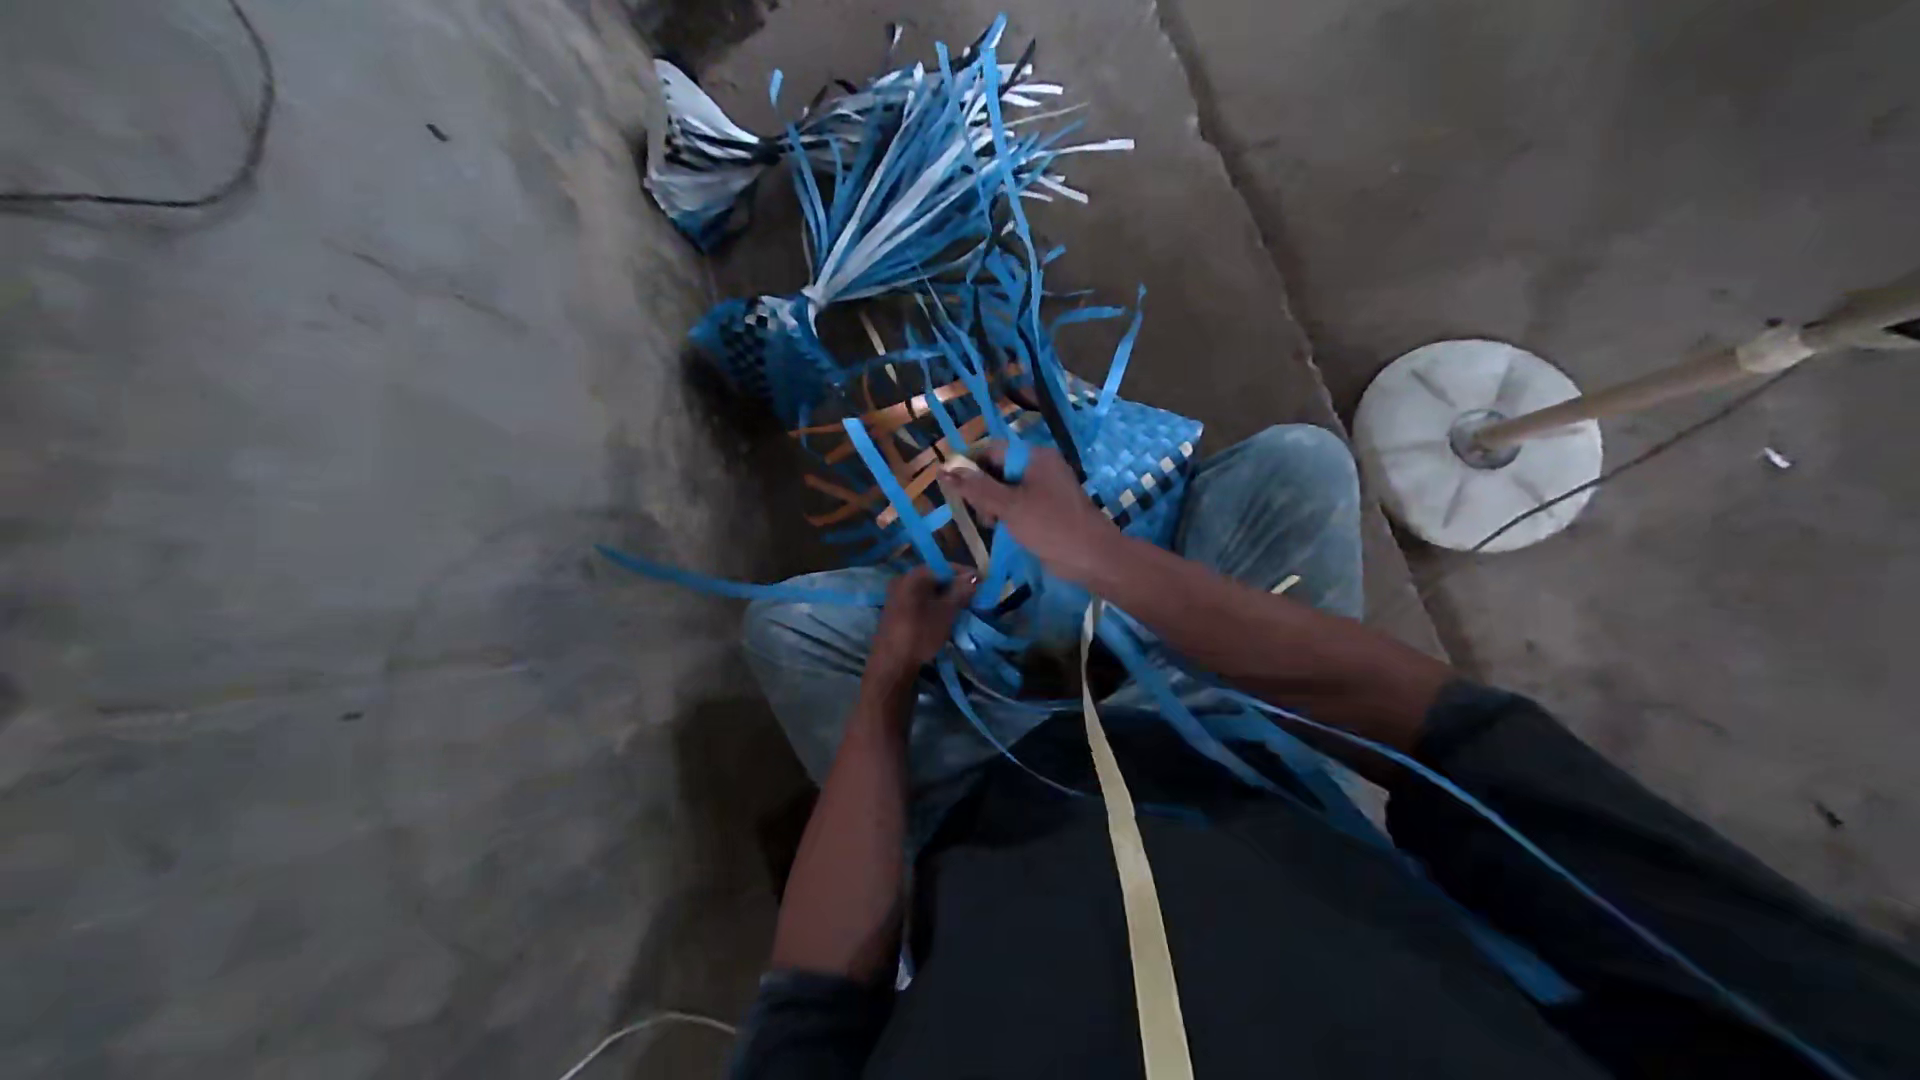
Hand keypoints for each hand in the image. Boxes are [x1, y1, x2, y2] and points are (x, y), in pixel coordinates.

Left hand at [868, 566, 976, 682]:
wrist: (892, 664)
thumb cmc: (920, 634)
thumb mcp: (946, 611)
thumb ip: (961, 591)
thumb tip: (974, 576)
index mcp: (913, 575)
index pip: (945, 566)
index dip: (965, 574)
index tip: (982, 584)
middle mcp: (902, 579)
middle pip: (935, 576)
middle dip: (956, 585)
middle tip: (974, 597)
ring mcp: (897, 594)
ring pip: (928, 590)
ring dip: (945, 596)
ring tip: (963, 607)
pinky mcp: (896, 609)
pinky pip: (919, 599)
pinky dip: (933, 604)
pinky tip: (944, 614)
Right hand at [942, 442, 1122, 583]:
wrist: (1092, 557)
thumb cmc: (1050, 526)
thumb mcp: (1008, 506)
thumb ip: (976, 488)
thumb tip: (943, 470)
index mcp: (1035, 457)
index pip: (991, 450)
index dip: (971, 468)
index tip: (960, 493)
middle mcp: (1040, 466)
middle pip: (997, 469)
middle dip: (983, 490)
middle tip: (985, 516)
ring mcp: (1045, 487)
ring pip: (1005, 488)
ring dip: (993, 505)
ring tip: (994, 525)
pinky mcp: (1048, 507)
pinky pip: (1018, 502)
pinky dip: (1007, 514)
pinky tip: (1004, 529)